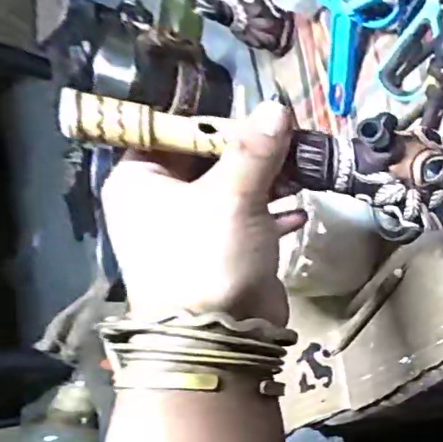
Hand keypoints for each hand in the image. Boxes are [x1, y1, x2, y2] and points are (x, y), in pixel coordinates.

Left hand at [100, 101, 306, 325]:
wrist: (221, 333)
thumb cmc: (210, 256)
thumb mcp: (233, 195)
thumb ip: (256, 151)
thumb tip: (277, 109)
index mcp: (140, 179)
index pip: (176, 132)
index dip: (218, 122)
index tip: (258, 118)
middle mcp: (160, 202)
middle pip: (208, 161)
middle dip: (252, 154)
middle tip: (289, 143)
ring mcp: (193, 231)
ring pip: (233, 192)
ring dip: (268, 183)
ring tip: (302, 173)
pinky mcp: (224, 255)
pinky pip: (249, 223)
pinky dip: (272, 215)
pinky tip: (298, 211)